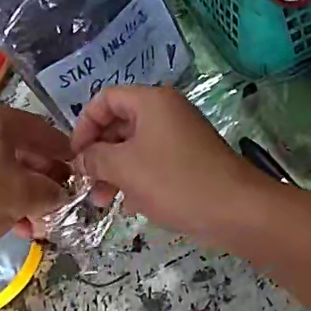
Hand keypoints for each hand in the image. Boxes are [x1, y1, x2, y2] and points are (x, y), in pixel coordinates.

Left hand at [0, 102, 72, 267]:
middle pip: (16, 149)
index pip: (43, 131)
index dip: (65, 154)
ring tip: (28, 226)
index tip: (79, 175)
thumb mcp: (20, 197)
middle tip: (54, 207)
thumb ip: (49, 191)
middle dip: (39, 180)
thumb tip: (58, 191)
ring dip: (15, 195)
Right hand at [71, 86, 272, 244]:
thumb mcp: (123, 168)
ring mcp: (180, 137)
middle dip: (98, 153)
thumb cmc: (174, 182)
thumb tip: (82, 158)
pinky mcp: (189, 161)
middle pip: (119, 124)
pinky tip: (129, 206)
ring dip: (114, 171)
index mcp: (150, 102)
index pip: (105, 100)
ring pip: (134, 147)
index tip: (75, 155)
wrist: (236, 210)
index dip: (84, 125)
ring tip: (103, 201)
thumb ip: (95, 158)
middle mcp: (166, 112)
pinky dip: (136, 179)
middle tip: (86, 182)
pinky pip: (153, 162)